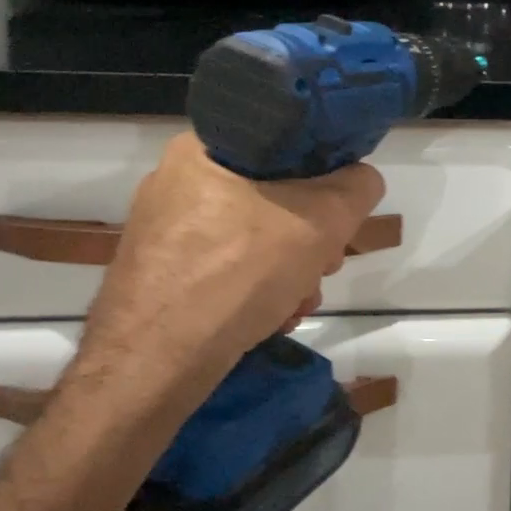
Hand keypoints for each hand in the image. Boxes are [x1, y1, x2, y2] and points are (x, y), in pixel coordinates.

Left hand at [0, 139, 383, 510]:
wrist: (150, 368)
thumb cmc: (238, 272)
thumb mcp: (324, 218)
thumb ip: (358, 186)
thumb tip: (360, 181)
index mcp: (203, 148)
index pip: (283, 142)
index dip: (324, 173)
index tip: (339, 210)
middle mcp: (174, 181)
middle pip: (271, 193)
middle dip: (309, 234)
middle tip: (324, 263)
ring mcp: (160, 231)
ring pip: (251, 235)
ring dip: (288, 266)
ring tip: (298, 300)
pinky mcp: (156, 274)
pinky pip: (222, 266)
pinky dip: (253, 288)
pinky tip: (270, 316)